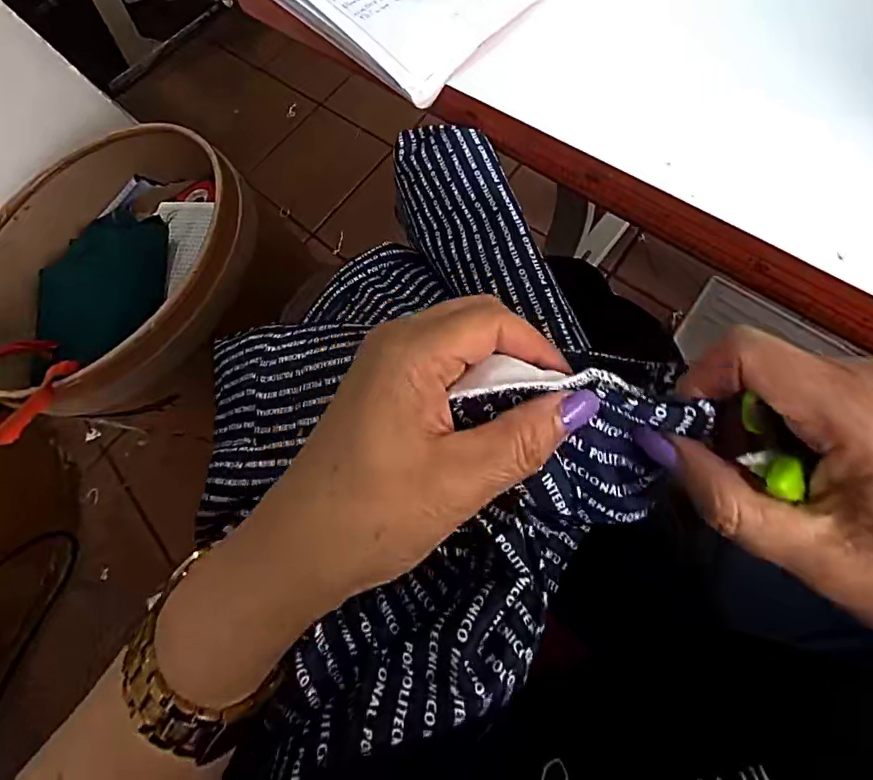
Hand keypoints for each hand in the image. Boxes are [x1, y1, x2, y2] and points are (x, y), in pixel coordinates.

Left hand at [238, 295, 597, 606]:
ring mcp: (385, 358)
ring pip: (462, 338)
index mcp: (410, 351)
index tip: (568, 394)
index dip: (539, 350)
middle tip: (546, 404)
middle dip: (522, 353)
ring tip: (520, 416)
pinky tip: (482, 420)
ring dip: (498, 368)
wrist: (293, 554)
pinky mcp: (382, 381)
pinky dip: (474, 380)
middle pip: (478, 318)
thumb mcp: (459, 481)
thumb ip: (523, 437)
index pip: (494, 321)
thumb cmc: (373, 517)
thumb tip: (579, 405)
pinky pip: (443, 359)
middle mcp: (396, 339)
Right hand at [645, 327, 872, 687]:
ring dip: (757, 429)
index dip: (697, 384)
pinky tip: (805, 476)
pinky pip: (803, 390)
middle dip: (728, 419)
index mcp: (860, 409)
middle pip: (758, 365)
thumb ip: (724, 498)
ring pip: (777, 379)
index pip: (746, 351)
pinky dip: (784, 429)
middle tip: (734, 479)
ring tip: (781, 488)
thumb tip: (663, 447)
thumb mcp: (810, 556)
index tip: (680, 433)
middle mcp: (871, 377)